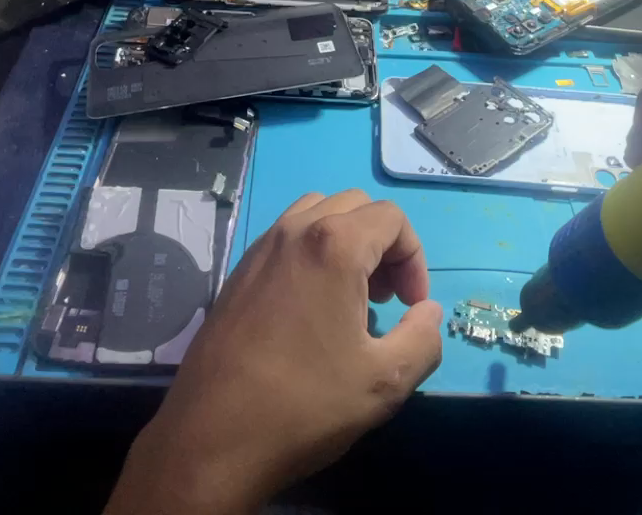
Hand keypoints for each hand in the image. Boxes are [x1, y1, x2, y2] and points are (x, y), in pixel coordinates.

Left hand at [105, 190, 441, 514]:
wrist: (213, 435)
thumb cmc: (304, 404)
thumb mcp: (384, 382)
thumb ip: (423, 339)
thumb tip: (428, 312)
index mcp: (335, 245)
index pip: (392, 218)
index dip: (414, 258)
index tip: (411, 307)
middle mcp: (296, 230)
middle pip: (356, 206)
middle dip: (383, 244)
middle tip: (387, 298)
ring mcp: (263, 245)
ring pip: (318, 213)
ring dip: (346, 240)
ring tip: (351, 296)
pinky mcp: (240, 267)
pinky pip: (288, 235)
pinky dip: (313, 251)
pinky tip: (312, 308)